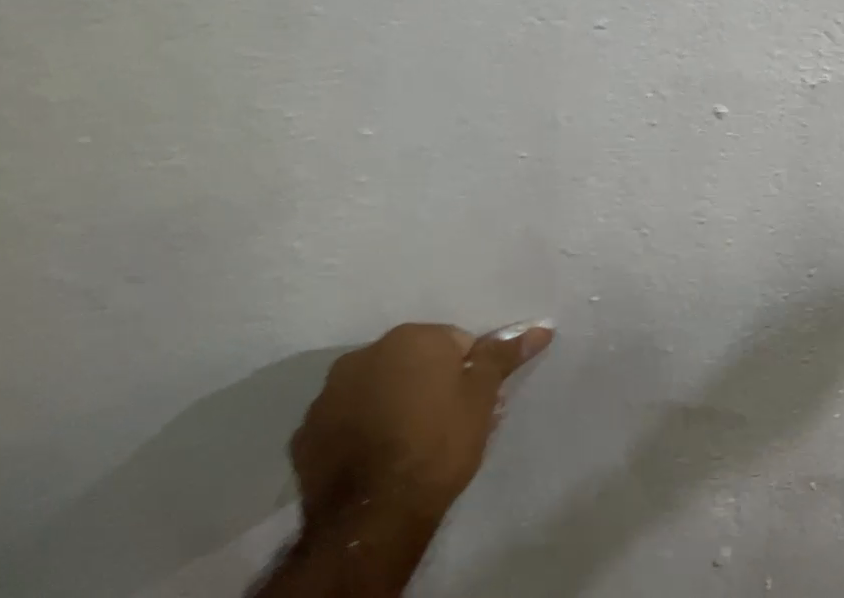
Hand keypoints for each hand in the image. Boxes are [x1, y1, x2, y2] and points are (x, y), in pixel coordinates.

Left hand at [290, 320, 554, 533]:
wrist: (375, 514)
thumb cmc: (440, 443)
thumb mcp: (483, 397)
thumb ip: (503, 356)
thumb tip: (539, 328)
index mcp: (411, 339)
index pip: (455, 342)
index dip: (469, 373)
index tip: (472, 403)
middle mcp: (363, 355)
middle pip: (411, 361)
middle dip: (428, 383)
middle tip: (447, 420)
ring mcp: (326, 395)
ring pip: (375, 388)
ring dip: (392, 403)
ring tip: (409, 442)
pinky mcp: (304, 434)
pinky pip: (345, 420)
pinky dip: (361, 429)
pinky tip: (377, 457)